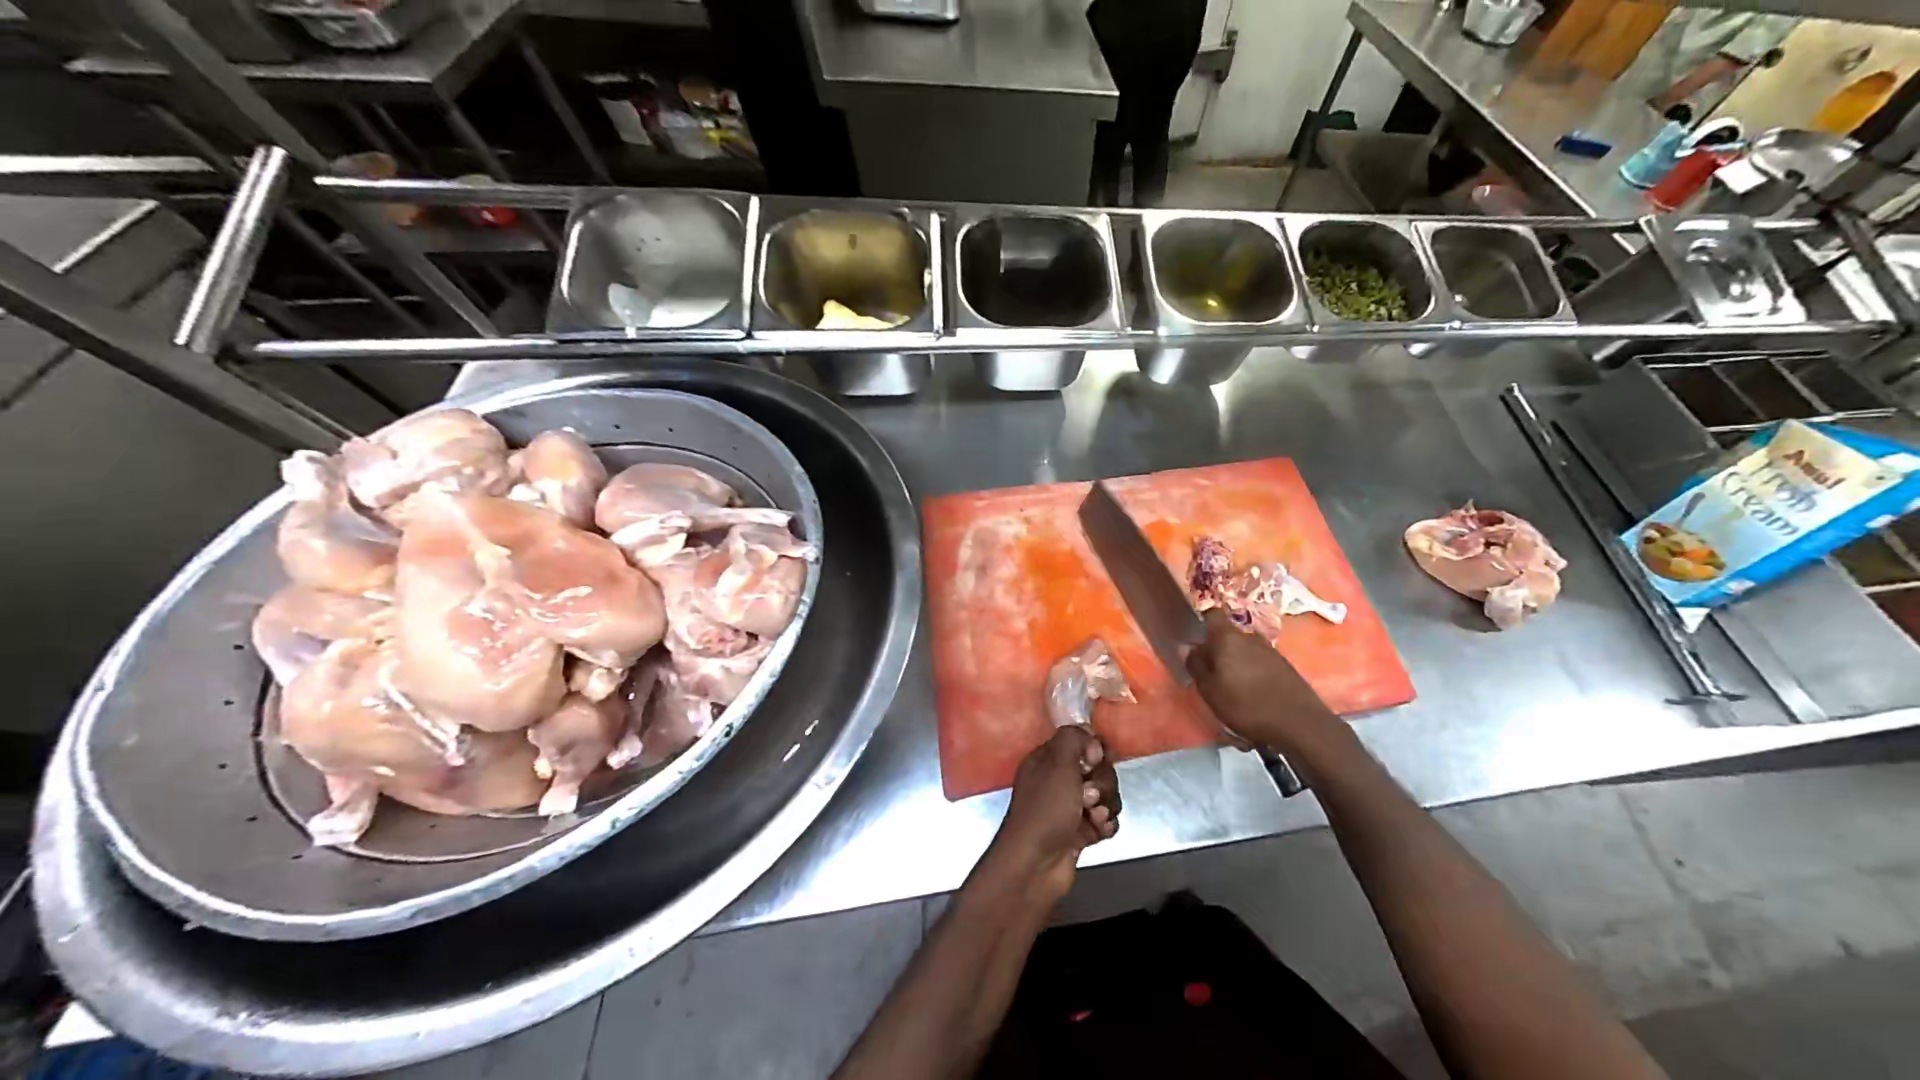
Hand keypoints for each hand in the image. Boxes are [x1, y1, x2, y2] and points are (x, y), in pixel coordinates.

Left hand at [984, 726, 1119, 903]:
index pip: (1082, 742)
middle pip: (1099, 770)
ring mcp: (1070, 807)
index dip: (1094, 750)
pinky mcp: (1081, 832)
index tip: (1093, 760)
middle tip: (1089, 796)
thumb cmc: (1045, 809)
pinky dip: (1106, 825)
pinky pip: (1106, 820)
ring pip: (1106, 795)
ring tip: (1094, 817)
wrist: (1036, 864)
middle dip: (1103, 782)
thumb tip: (1088, 731)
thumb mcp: (1057, 763)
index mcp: (1048, 760)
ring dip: (1107, 805)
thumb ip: (1073, 738)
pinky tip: (1100, 832)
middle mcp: (1059, 781)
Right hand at [1186, 609, 1342, 755]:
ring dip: (1236, 662)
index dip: (1202, 621)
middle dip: (1218, 648)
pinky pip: (1260, 662)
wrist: (1300, 723)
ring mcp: (1271, 651)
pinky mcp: (1286, 667)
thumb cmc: (1246, 705)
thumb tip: (1187, 646)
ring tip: (1231, 685)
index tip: (1195, 637)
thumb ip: (1196, 665)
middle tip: (1210, 670)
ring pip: (1245, 649)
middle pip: (1229, 634)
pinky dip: (1252, 672)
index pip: (1212, 614)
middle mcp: (1250, 637)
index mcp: (1228, 637)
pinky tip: (1252, 693)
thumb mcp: (1210, 690)